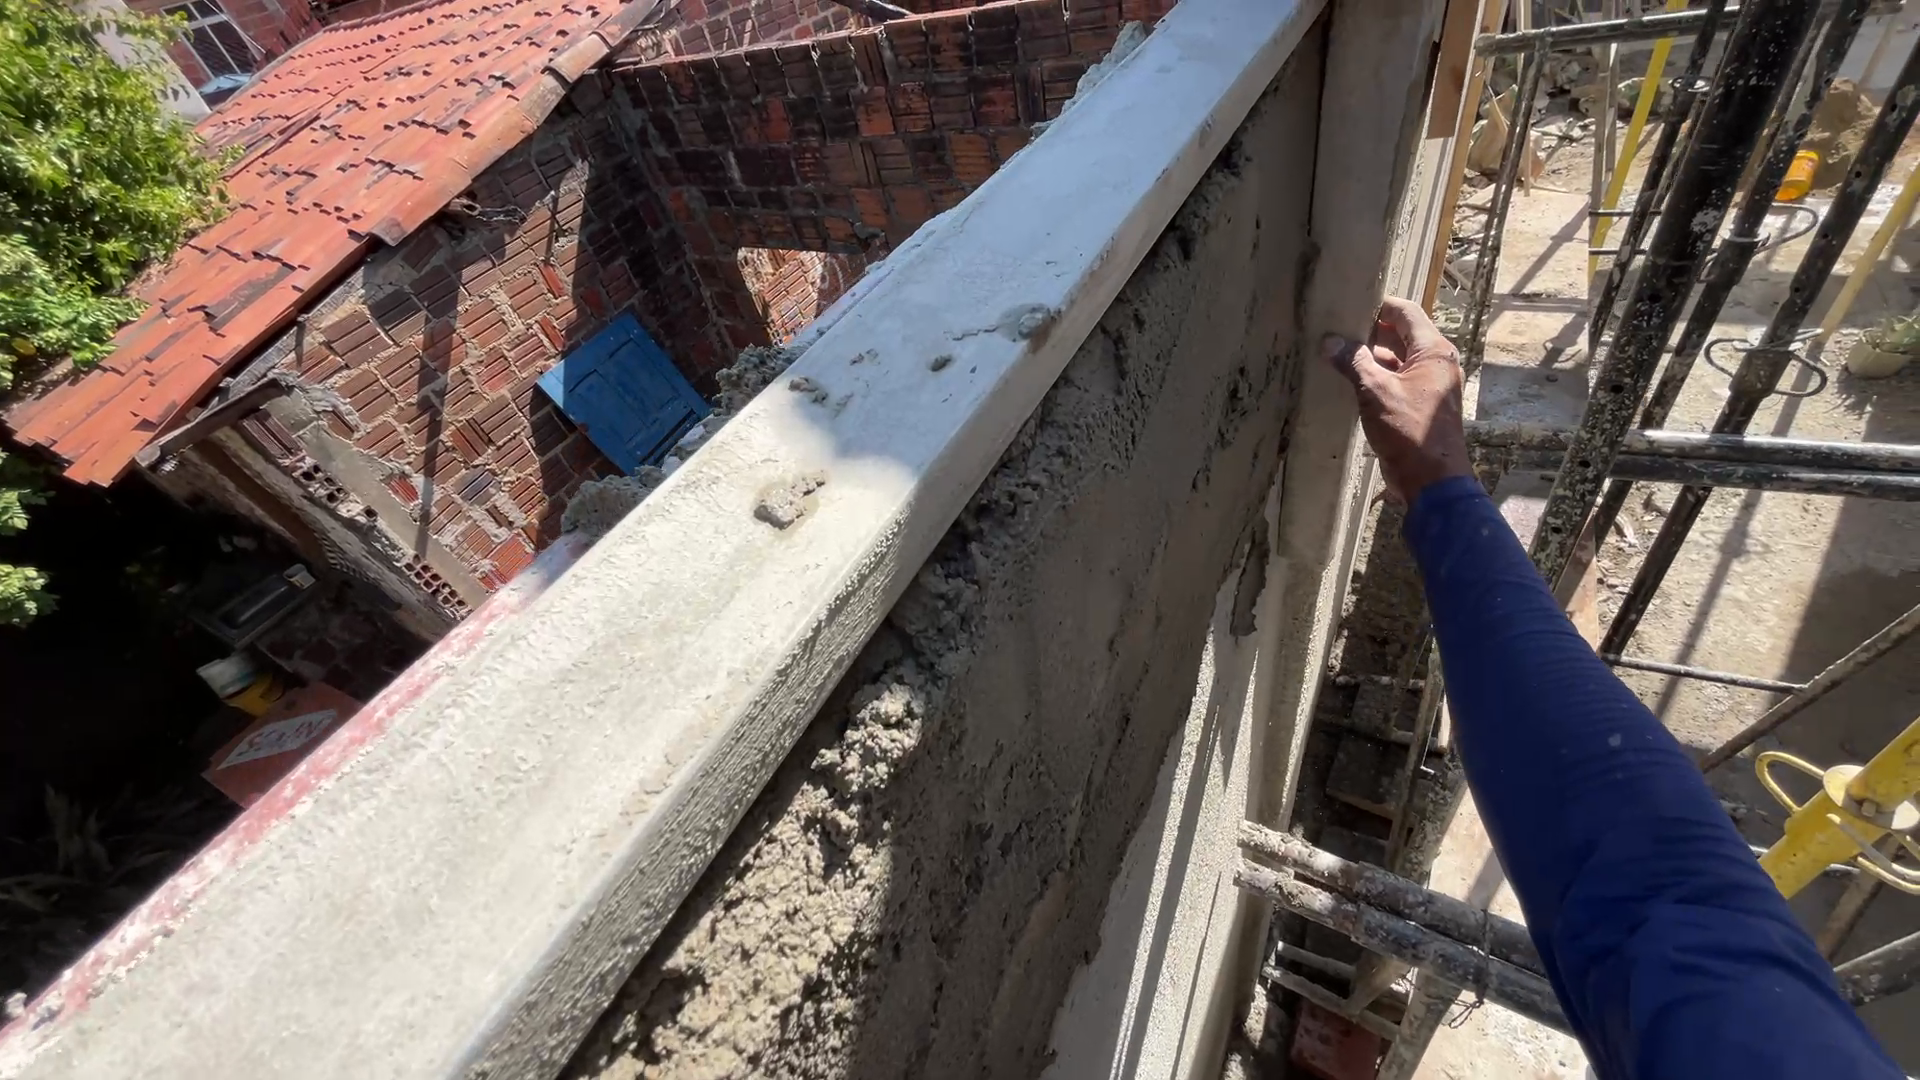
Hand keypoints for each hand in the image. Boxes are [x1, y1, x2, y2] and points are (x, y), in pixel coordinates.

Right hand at [1324, 297, 1472, 503]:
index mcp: (1433, 351)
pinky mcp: (1415, 404)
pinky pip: (1392, 381)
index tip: (1349, 304)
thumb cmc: (1408, 429)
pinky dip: (1371, 378)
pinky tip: (1346, 382)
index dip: (1378, 306)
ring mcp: (1426, 384)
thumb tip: (1331, 342)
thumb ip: (1353, 363)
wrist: (1430, 477)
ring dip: (1367, 357)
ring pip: (1393, 360)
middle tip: (1335, 328)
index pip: (1405, 313)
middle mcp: (1434, 363)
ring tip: (1335, 354)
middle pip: (1399, 335)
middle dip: (1368, 332)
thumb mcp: (1375, 391)